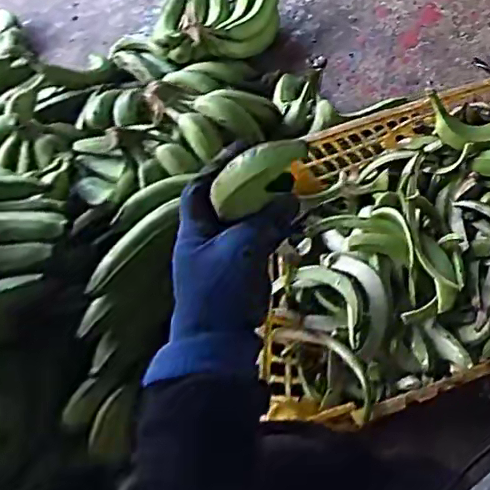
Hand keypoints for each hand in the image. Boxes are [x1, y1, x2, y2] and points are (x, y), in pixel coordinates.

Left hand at [143, 169, 295, 385]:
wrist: (218, 342)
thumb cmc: (221, 288)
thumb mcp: (244, 245)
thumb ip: (267, 218)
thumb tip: (291, 198)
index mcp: (195, 229)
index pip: (201, 186)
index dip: (220, 164)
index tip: (245, 147)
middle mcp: (206, 238)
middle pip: (227, 199)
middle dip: (250, 182)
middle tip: (276, 166)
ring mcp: (224, 254)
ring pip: (246, 218)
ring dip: (267, 205)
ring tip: (290, 189)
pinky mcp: (242, 269)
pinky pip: (260, 238)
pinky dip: (276, 227)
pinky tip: (294, 220)